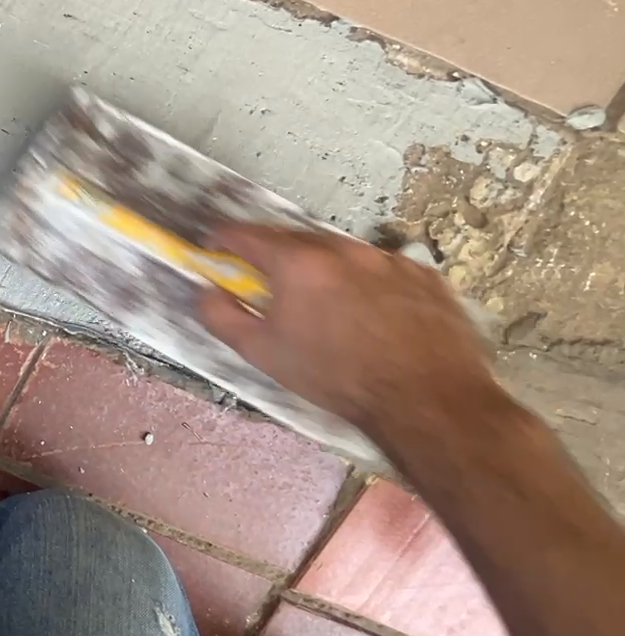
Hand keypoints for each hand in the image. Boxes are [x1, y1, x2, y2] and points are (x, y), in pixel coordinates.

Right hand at [196, 225, 506, 447]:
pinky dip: (362, 279)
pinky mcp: (426, 277)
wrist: (428, 401)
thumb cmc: (333, 375)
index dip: (221, 240)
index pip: (244, 234)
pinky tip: (364, 310)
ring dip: (317, 266)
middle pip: (291, 237)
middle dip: (269, 254)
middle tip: (263, 282)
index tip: (214, 250)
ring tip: (319, 300)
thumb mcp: (258, 351)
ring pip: (337, 251)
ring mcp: (389, 261)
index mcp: (297, 262)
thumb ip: (218, 314)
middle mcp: (343, 250)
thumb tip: (208, 291)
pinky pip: (379, 267)